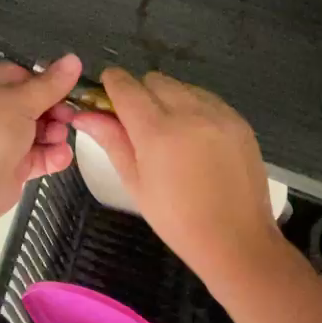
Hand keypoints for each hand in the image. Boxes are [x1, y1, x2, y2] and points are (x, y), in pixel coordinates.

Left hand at [0, 54, 82, 219]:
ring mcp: (1, 138)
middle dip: (53, 110)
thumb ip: (51, 84)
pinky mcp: (11, 165)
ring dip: (53, 133)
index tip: (67, 87)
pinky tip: (62, 156)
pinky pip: (36, 155)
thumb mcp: (23, 101)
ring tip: (59, 137)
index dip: (43, 80)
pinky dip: (50, 155)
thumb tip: (74, 58)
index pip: (19, 74)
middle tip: (69, 116)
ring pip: (36, 130)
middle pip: (31, 103)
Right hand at [72, 69, 284, 278]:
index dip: (111, 84)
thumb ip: (111, 139)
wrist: (238, 242)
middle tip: (140, 124)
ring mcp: (218, 114)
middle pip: (152, 79)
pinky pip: (206, 98)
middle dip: (140, 93)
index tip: (106, 96)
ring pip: (180, 86)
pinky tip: (195, 136)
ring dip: (167, 98)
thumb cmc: (177, 220)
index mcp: (157, 131)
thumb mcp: (135, 183)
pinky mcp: (238, 120)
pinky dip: (193, 107)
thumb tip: (83, 114)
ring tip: (171, 132)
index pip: (125, 85)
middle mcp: (189, 113)